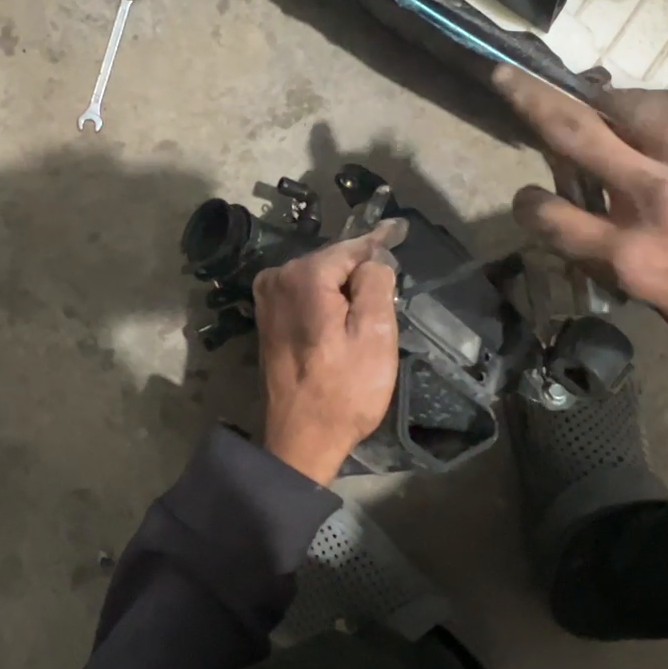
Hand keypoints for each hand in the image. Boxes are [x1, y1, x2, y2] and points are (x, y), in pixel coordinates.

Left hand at [254, 221, 405, 483]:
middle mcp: (278, 278)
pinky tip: (346, 318)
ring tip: (373, 307)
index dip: (379, 242)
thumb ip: (375, 283)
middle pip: (334, 262)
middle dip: (361, 271)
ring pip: (320, 279)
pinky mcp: (267, 320)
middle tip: (391, 289)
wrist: (301, 439)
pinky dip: (328, 300)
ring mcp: (268, 299)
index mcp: (304, 276)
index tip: (400, 229)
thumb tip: (373, 258)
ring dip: (345, 289)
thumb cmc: (344, 389)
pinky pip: (306, 296)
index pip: (351, 248)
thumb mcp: (374, 334)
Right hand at [493, 66, 667, 388]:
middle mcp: (656, 199)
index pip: (554, 218)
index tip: (529, 198)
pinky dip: (661, 114)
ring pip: (628, 105)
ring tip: (592, 97)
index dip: (529, 206)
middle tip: (502, 76)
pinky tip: (663, 122)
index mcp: (639, 259)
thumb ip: (640, 273)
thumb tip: (614, 239)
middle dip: (529, 102)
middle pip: (574, 135)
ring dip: (600, 99)